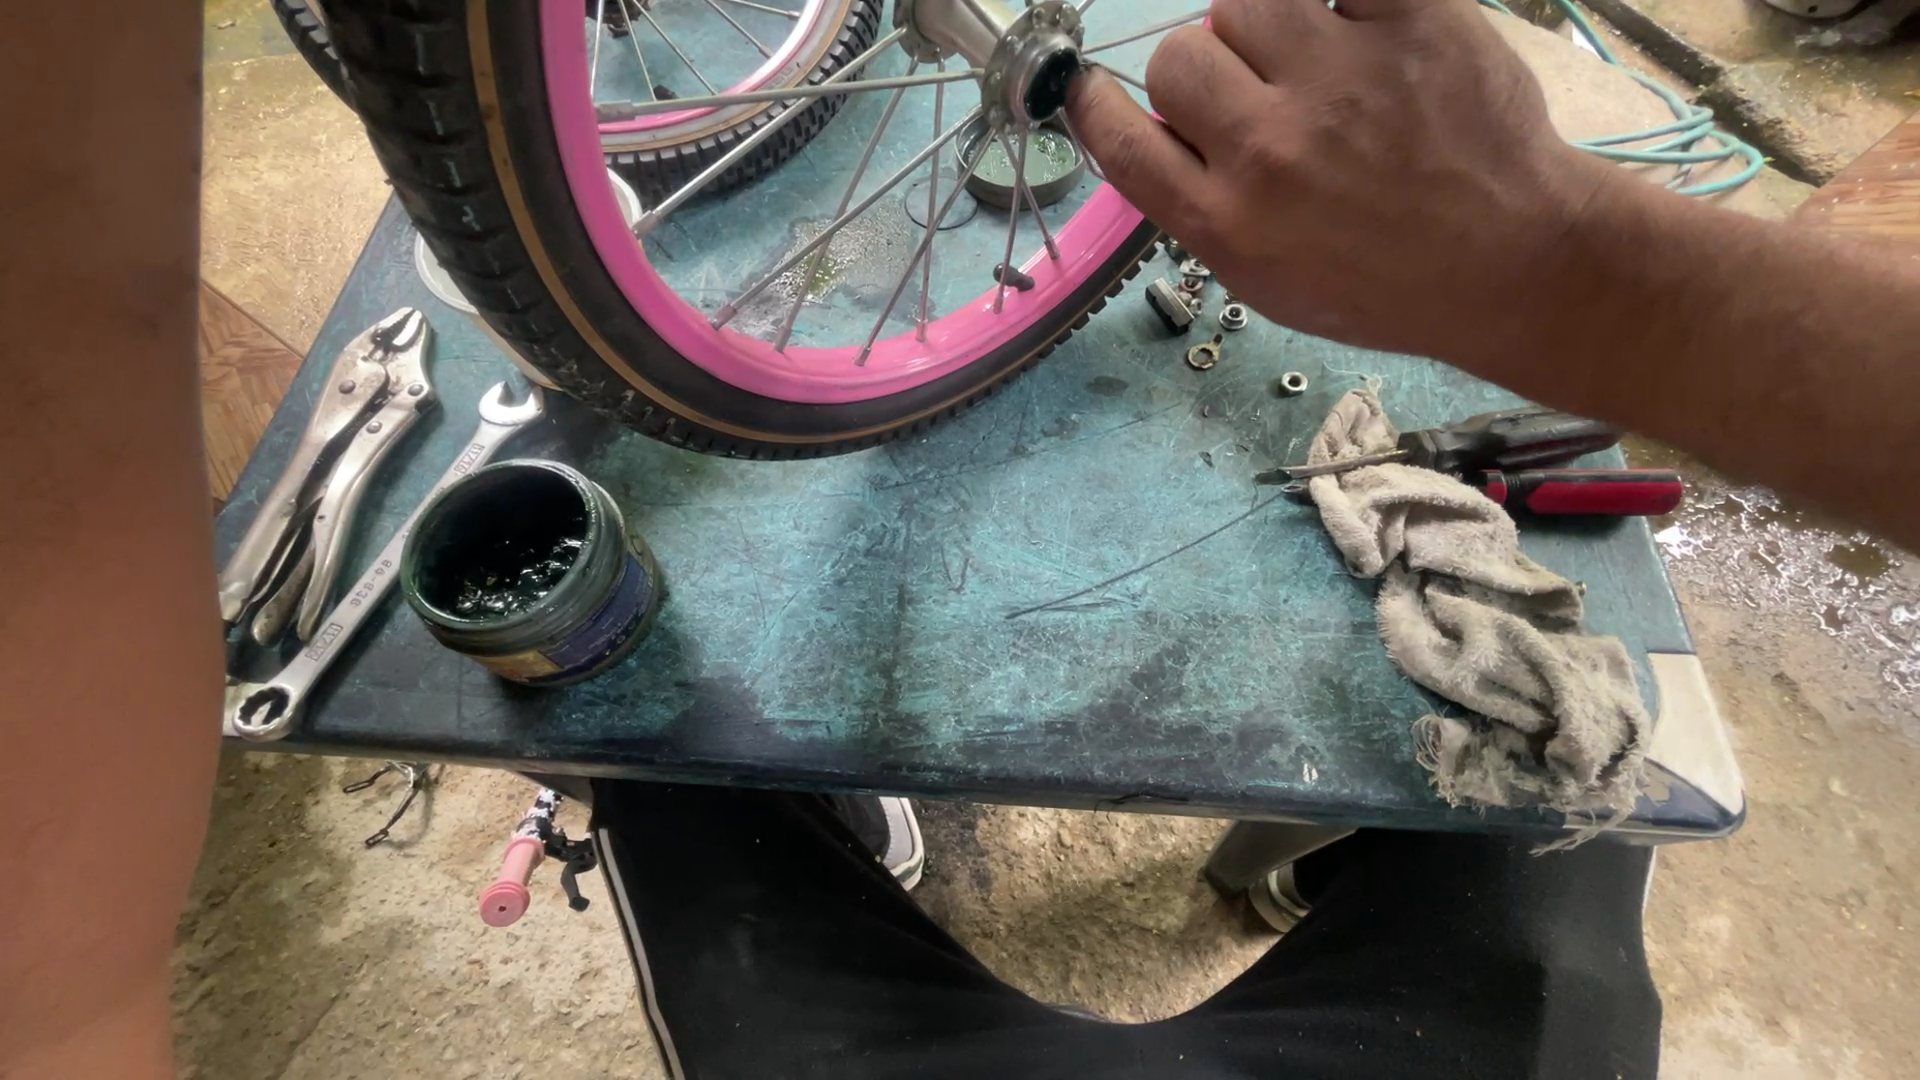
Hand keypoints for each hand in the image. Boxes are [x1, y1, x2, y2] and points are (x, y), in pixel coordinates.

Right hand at [1067, 0, 1615, 361]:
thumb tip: (1162, 137)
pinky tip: (1348, 25)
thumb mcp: (1257, 278)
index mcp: (1224, 223)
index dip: (1093, 106)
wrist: (1499, 262)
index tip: (1086, 89)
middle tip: (1239, 93)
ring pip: (1242, 1)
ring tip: (1300, 59)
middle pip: (1177, 57)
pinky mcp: (1409, 20)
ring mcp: (1337, 78)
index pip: (1124, 144)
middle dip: (1194, 73)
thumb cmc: (1367, 287)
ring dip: (1256, 28)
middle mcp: (1266, 148)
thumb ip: (1199, 208)